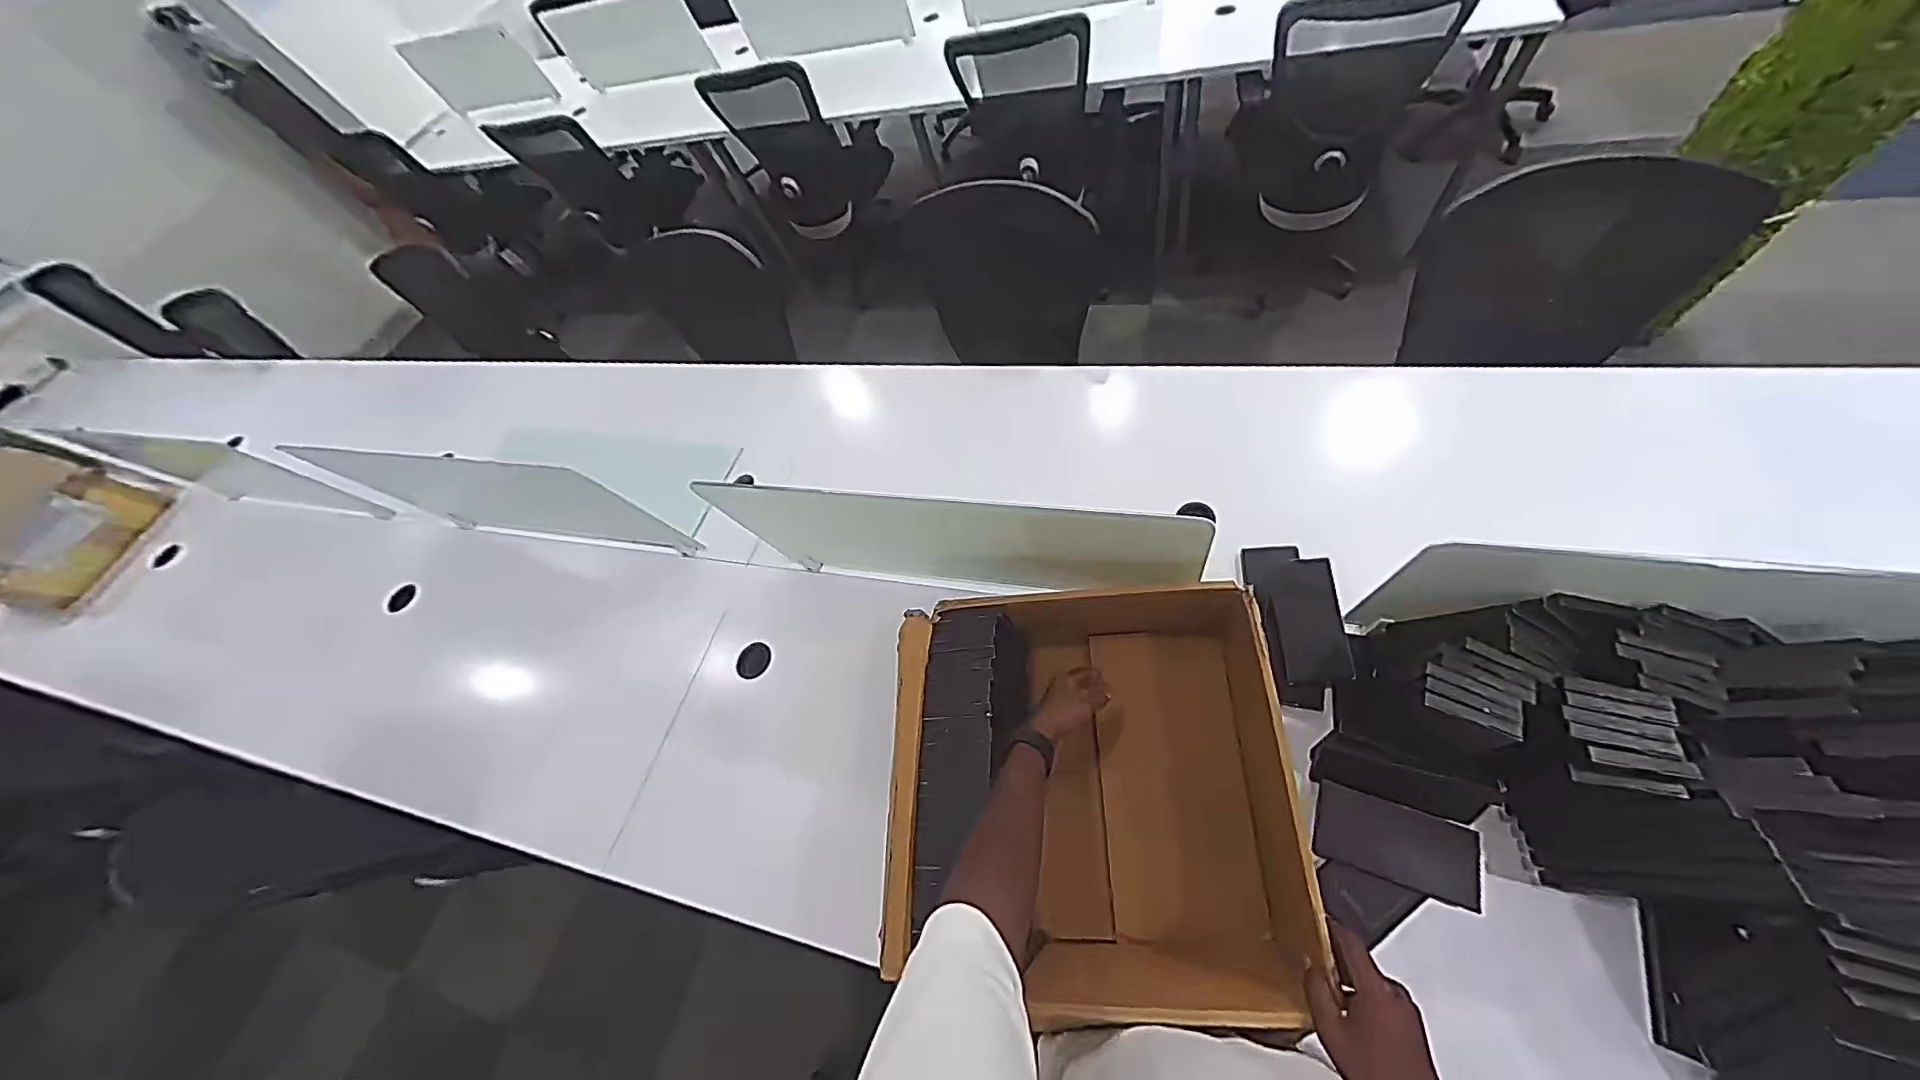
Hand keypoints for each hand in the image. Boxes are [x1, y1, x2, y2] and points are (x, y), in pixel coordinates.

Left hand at [1030, 667, 1109, 740]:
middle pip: (1078, 680)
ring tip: (1097, 697)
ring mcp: (1056, 695)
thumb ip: (1098, 696)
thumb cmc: (1067, 711)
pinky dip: (1080, 701)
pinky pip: (1071, 699)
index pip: (1084, 671)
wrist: (1045, 729)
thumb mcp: (1087, 703)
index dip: (1094, 673)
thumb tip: (1108, 692)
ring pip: (1074, 690)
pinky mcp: (1055, 707)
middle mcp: (1060, 683)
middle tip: (1102, 685)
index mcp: (1067, 677)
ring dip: (1085, 692)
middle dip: (1090, 682)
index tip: (1103, 675)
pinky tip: (1086, 707)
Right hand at [1306, 921, 1439, 1079]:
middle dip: (1338, 966)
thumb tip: (1310, 968)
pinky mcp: (1413, 1023)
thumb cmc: (1375, 1072)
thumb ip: (1316, 990)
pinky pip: (1384, 999)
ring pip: (1372, 984)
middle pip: (1360, 964)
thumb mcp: (1330, 1029)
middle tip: (1319, 972)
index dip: (1332, 926)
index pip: (1351, 941)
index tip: (1321, 919)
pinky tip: (1356, 1023)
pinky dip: (1367, 1002)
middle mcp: (1396, 993)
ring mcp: (1407, 1009)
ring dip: (1353, 987)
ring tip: (1336, 1006)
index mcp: (1376, 987)